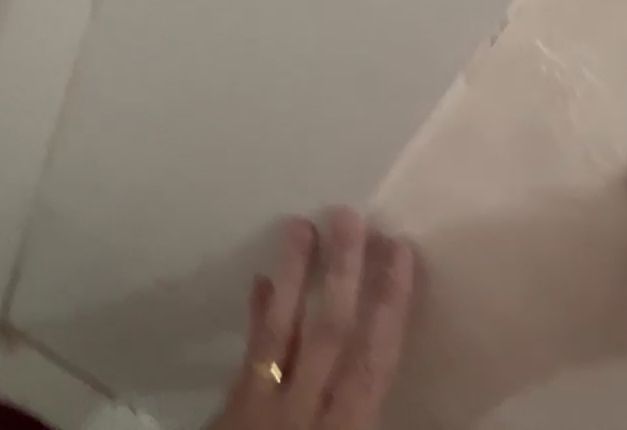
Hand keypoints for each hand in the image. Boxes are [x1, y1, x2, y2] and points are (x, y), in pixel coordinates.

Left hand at [209, 209, 416, 429]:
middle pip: (328, 333)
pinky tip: (261, 280)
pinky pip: (248, 358)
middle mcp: (303, 412)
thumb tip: (381, 355)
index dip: (390, 304)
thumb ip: (361, 400)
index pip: (372, 360)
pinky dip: (258, 318)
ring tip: (299, 225)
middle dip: (342, 272)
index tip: (399, 248)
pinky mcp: (228, 413)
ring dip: (293, 276)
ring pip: (279, 333)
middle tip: (348, 216)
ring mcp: (259, 409)